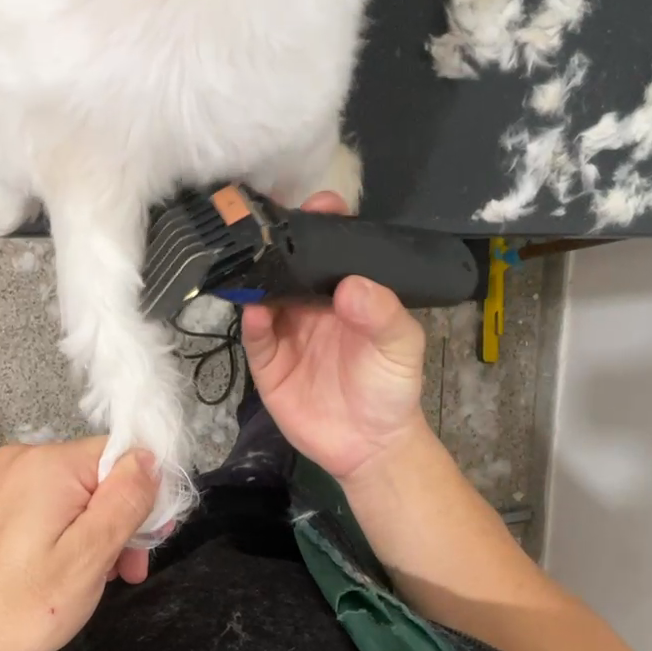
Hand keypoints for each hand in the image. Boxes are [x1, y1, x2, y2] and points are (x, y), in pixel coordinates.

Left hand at [0, 437, 159, 650]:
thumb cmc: (23, 607)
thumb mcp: (90, 556)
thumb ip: (125, 501)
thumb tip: (149, 458)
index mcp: (48, 464)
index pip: (121, 455)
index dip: (143, 497)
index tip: (145, 544)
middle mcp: (20, 459)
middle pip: (96, 475)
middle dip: (119, 520)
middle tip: (125, 572)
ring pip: (72, 492)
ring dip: (93, 530)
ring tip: (92, 578)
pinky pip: (42, 503)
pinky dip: (62, 531)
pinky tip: (60, 568)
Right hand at [240, 192, 431, 480]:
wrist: (370, 445)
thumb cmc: (391, 388)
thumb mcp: (401, 345)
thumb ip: (383, 313)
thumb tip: (349, 286)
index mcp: (346, 293)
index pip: (331, 249)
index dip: (323, 223)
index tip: (319, 205)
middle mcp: (312, 305)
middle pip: (290, 265)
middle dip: (278, 241)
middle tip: (267, 220)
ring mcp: (287, 333)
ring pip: (265, 295)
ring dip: (256, 277)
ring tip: (250, 258)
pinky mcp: (268, 364)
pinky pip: (255, 336)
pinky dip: (251, 321)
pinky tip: (254, 309)